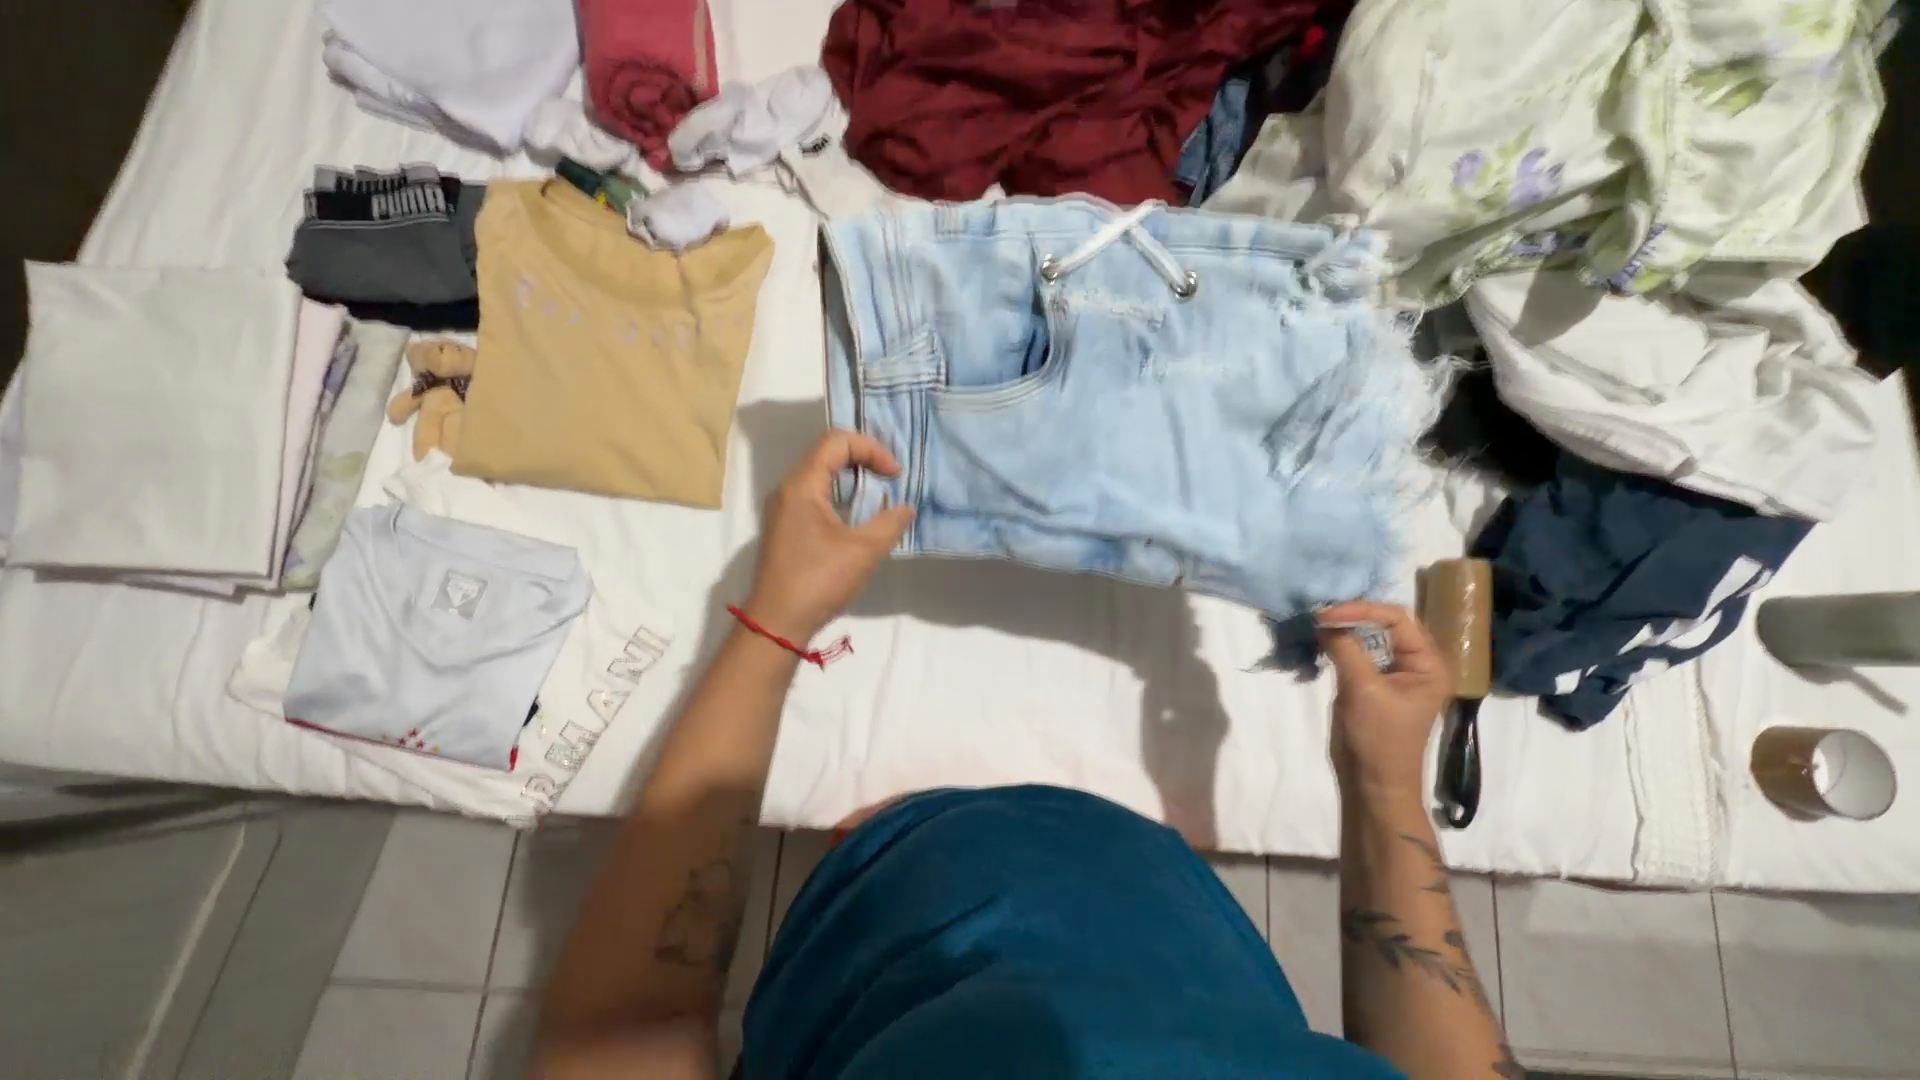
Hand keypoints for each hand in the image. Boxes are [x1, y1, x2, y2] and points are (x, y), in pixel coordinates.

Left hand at [742, 430, 915, 642]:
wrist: (777, 622)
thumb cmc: (818, 581)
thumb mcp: (863, 551)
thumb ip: (890, 522)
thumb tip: (904, 507)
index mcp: (802, 485)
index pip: (837, 441)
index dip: (871, 449)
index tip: (895, 475)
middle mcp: (788, 489)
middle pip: (828, 453)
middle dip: (864, 459)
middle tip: (891, 479)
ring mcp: (784, 508)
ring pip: (821, 474)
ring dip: (853, 478)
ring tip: (880, 495)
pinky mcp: (786, 526)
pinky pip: (815, 495)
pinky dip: (840, 495)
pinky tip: (858, 517)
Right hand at [1317, 602, 1454, 800]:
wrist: (1372, 782)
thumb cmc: (1378, 738)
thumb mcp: (1363, 689)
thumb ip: (1346, 649)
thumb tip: (1323, 619)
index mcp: (1428, 664)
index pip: (1398, 619)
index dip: (1362, 610)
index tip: (1326, 614)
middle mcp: (1415, 663)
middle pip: (1386, 623)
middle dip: (1354, 614)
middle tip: (1321, 612)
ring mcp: (1393, 672)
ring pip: (1370, 636)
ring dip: (1345, 626)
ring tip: (1318, 621)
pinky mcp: (1371, 682)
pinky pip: (1358, 651)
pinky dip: (1339, 642)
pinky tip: (1321, 638)